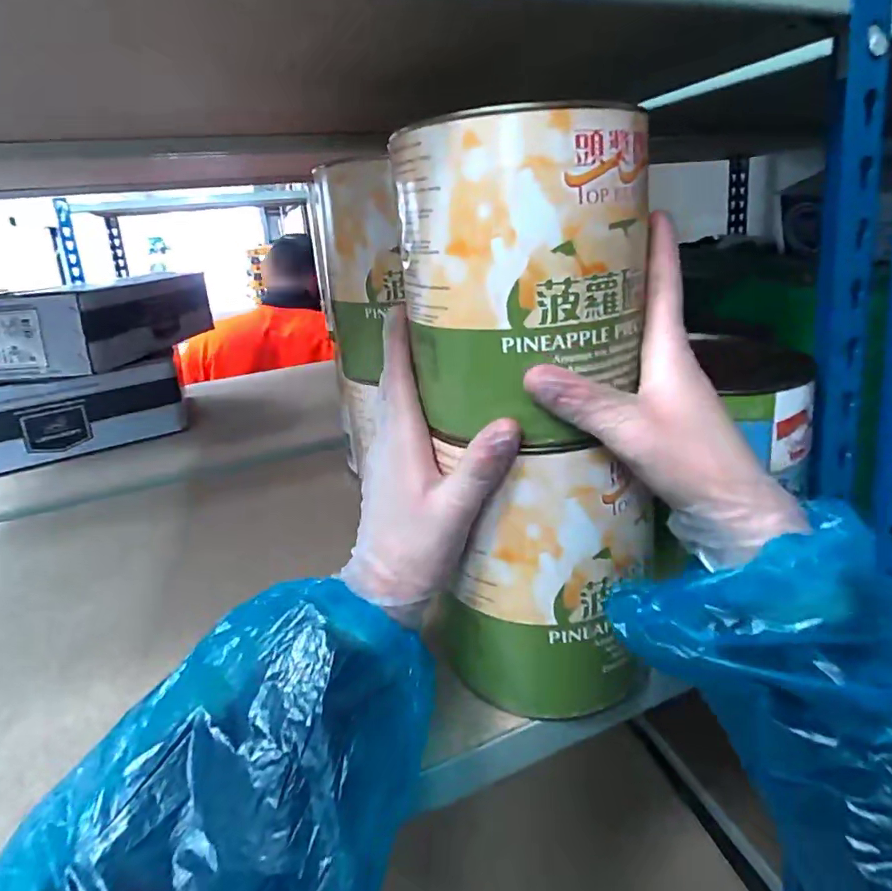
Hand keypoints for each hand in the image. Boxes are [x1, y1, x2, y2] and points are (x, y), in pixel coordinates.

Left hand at [340, 305, 520, 626]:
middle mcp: (388, 437)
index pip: (395, 374)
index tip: (406, 301)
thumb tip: (510, 422)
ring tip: (450, 352)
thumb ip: (478, 469)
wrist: (381, 589)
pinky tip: (450, 407)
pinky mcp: (395, 469)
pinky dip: (421, 401)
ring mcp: (388, 454)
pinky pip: (406, 421)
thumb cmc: (412, 551)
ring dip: (415, 372)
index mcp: (399, 437)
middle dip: (410, 345)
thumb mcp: (452, 512)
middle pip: (396, 379)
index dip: (397, 336)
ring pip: (400, 399)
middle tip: (443, 318)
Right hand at [522, 212, 807, 564]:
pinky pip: (622, 380)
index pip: (665, 287)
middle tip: (578, 262)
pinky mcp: (656, 419)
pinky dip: (598, 369)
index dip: (659, 249)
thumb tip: (530, 371)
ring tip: (562, 313)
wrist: (731, 512)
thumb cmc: (693, 460)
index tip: (650, 210)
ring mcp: (664, 393)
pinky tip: (570, 377)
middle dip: (618, 283)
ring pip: (630, 347)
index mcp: (672, 352)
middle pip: (643, 311)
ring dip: (604, 328)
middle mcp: (670, 364)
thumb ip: (585, 401)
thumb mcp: (634, 428)